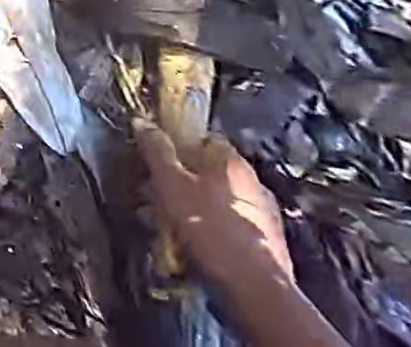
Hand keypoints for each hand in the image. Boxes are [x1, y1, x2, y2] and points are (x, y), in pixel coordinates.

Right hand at [133, 119, 293, 286]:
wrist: (254, 289)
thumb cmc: (208, 226)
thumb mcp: (169, 181)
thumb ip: (156, 149)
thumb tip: (142, 121)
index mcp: (233, 162)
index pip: (204, 138)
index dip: (177, 143)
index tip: (157, 156)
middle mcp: (255, 183)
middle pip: (209, 170)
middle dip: (181, 178)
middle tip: (156, 190)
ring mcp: (266, 216)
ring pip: (219, 199)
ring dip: (195, 204)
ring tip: (169, 220)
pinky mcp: (268, 244)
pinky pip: (231, 224)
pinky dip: (212, 227)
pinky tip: (194, 240)